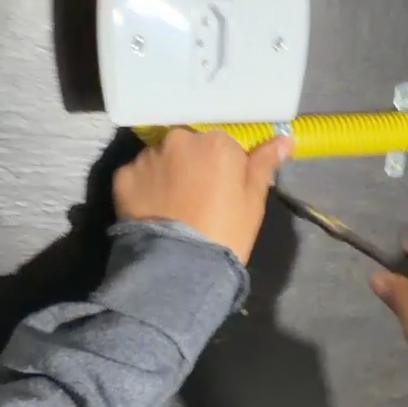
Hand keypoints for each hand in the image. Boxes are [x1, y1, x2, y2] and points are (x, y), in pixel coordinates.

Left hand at [114, 129, 292, 262]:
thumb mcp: (253, 203)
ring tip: (170, 210)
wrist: (179, 267)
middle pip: (187, 148)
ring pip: (160, 160)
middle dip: (190, 167)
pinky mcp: (122, 177)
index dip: (222, 170)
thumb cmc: (225, 235)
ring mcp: (148, 157)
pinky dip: (142, 190)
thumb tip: (285, 140)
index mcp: (216, 142)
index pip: (221, 146)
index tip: (221, 193)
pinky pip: (136, 177)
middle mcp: (179, 140)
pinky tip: (151, 213)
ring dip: (165, 177)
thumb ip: (264, 165)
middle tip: (194, 202)